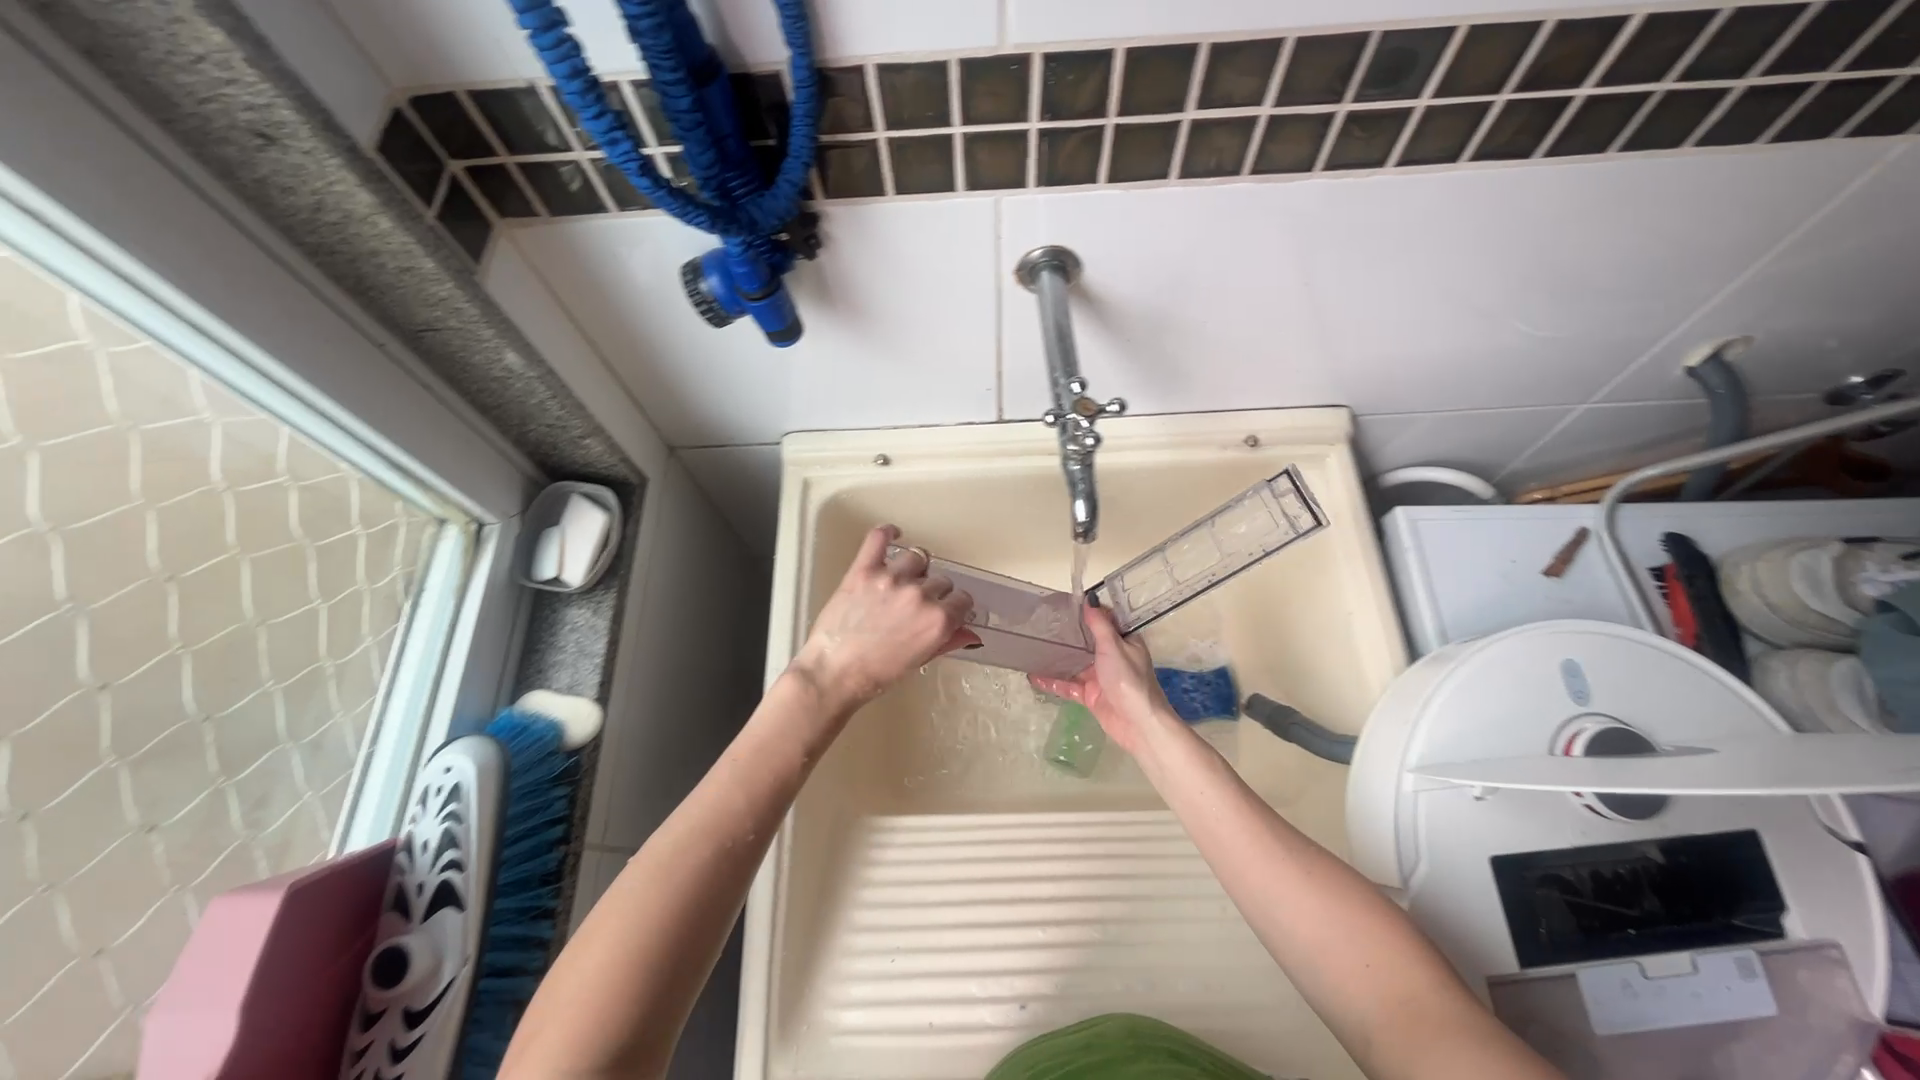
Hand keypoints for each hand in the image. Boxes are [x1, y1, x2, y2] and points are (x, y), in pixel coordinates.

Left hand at [790, 525, 978, 711]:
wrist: (833, 673)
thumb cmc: (875, 675)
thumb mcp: (919, 661)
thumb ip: (948, 642)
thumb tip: (970, 635)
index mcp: (938, 621)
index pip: (962, 599)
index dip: (954, 606)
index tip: (947, 609)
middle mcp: (919, 595)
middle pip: (941, 580)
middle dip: (933, 592)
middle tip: (917, 605)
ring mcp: (891, 579)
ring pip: (917, 558)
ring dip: (914, 568)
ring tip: (902, 581)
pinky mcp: (864, 570)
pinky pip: (879, 538)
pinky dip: (887, 532)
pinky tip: (892, 534)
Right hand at [1030, 605, 1178, 757]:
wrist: (1138, 724)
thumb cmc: (1128, 680)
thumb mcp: (1114, 647)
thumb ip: (1099, 625)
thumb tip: (1089, 600)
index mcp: (1124, 642)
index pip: (1105, 621)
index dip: (1088, 612)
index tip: (1064, 603)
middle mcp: (1112, 657)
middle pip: (1087, 642)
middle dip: (1068, 635)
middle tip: (1042, 622)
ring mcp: (1100, 677)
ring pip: (1075, 664)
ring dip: (1057, 658)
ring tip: (1033, 648)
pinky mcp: (1090, 696)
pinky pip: (1068, 685)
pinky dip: (1053, 681)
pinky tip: (1034, 676)